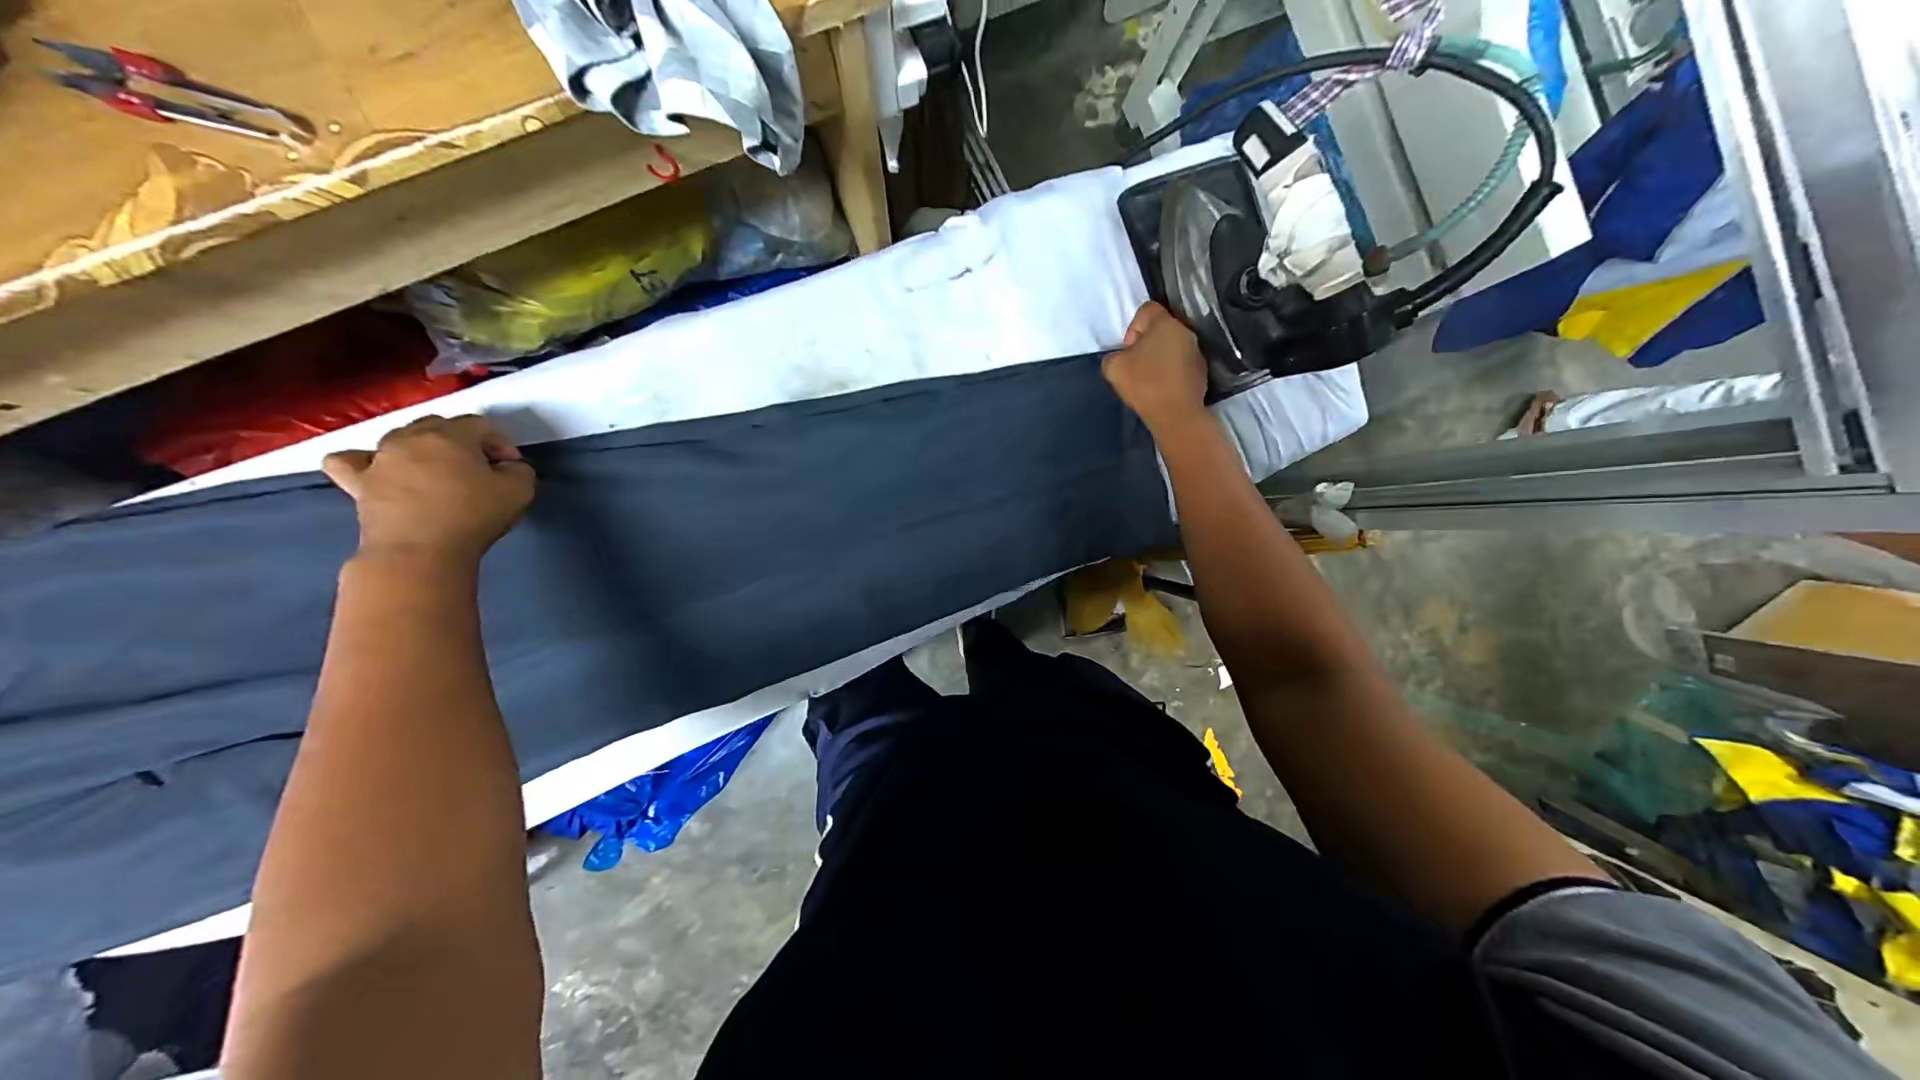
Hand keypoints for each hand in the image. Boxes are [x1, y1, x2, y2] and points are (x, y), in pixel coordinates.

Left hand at [322, 415, 534, 563]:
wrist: (420, 552)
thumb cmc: (473, 517)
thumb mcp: (520, 491)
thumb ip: (520, 471)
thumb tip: (509, 467)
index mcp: (451, 435)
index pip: (481, 425)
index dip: (500, 442)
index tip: (511, 468)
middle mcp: (411, 438)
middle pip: (439, 425)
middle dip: (463, 442)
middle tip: (479, 470)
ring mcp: (379, 458)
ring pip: (400, 437)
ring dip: (422, 450)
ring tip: (437, 475)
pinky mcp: (358, 483)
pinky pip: (350, 461)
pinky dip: (364, 462)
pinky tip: (379, 471)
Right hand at [1101, 302, 1208, 433]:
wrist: (1176, 415)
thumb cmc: (1144, 384)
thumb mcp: (1112, 367)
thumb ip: (1113, 355)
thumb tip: (1123, 358)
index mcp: (1165, 323)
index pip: (1147, 309)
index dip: (1132, 328)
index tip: (1129, 352)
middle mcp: (1185, 332)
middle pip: (1160, 329)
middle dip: (1146, 344)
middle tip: (1136, 366)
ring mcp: (1197, 351)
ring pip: (1171, 346)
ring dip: (1159, 358)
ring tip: (1150, 380)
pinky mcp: (1202, 371)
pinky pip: (1181, 363)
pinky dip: (1171, 371)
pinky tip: (1163, 388)